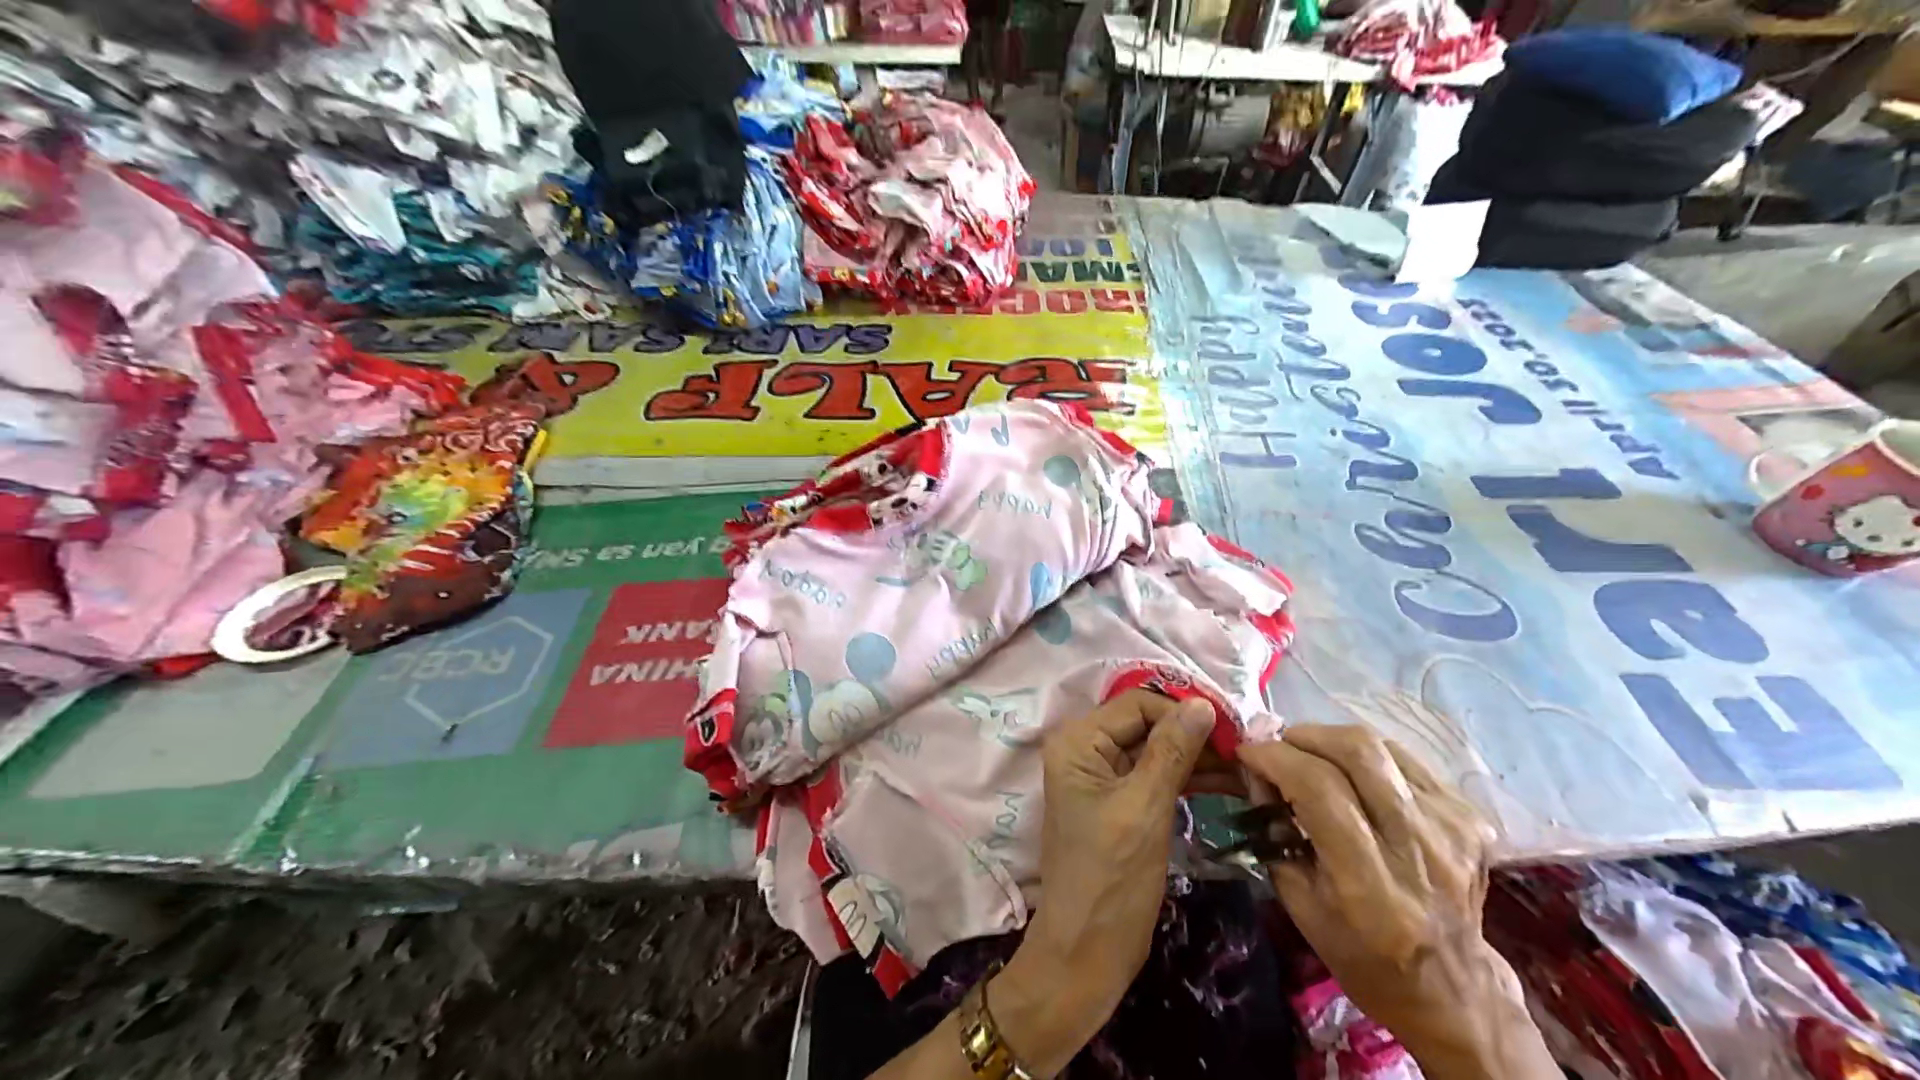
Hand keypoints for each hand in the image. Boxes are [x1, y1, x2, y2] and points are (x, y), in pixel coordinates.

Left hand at [989, 691, 1215, 1075]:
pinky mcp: (1117, 800)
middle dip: (1194, 734)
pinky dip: (1187, 777)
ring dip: (1197, 756)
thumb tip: (1203, 705)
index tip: (1234, 728)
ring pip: (1154, 749)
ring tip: (1246, 769)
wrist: (1087, 950)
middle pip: (1146, 723)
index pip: (1137, 703)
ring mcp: (1100, 776)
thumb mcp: (1145, 808)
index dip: (1183, 711)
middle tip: (1247, 750)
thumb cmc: (1112, 878)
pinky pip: (1154, 775)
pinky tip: (1228, 783)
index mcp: (1078, 741)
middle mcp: (1084, 749)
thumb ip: (1173, 751)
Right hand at [1239, 724, 1559, 1079]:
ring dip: (1330, 739)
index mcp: (1370, 885)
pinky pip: (1404, 759)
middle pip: (1356, 752)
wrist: (1451, 988)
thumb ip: (1273, 832)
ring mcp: (1452, 829)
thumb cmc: (1360, 953)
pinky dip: (1365, 756)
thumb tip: (1256, 772)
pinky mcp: (1470, 817)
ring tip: (1309, 755)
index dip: (1275, 757)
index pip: (1319, 788)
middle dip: (1302, 737)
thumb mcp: (1298, 902)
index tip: (1246, 752)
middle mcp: (1418, 849)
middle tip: (1277, 746)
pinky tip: (1351, 775)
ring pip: (1380, 746)